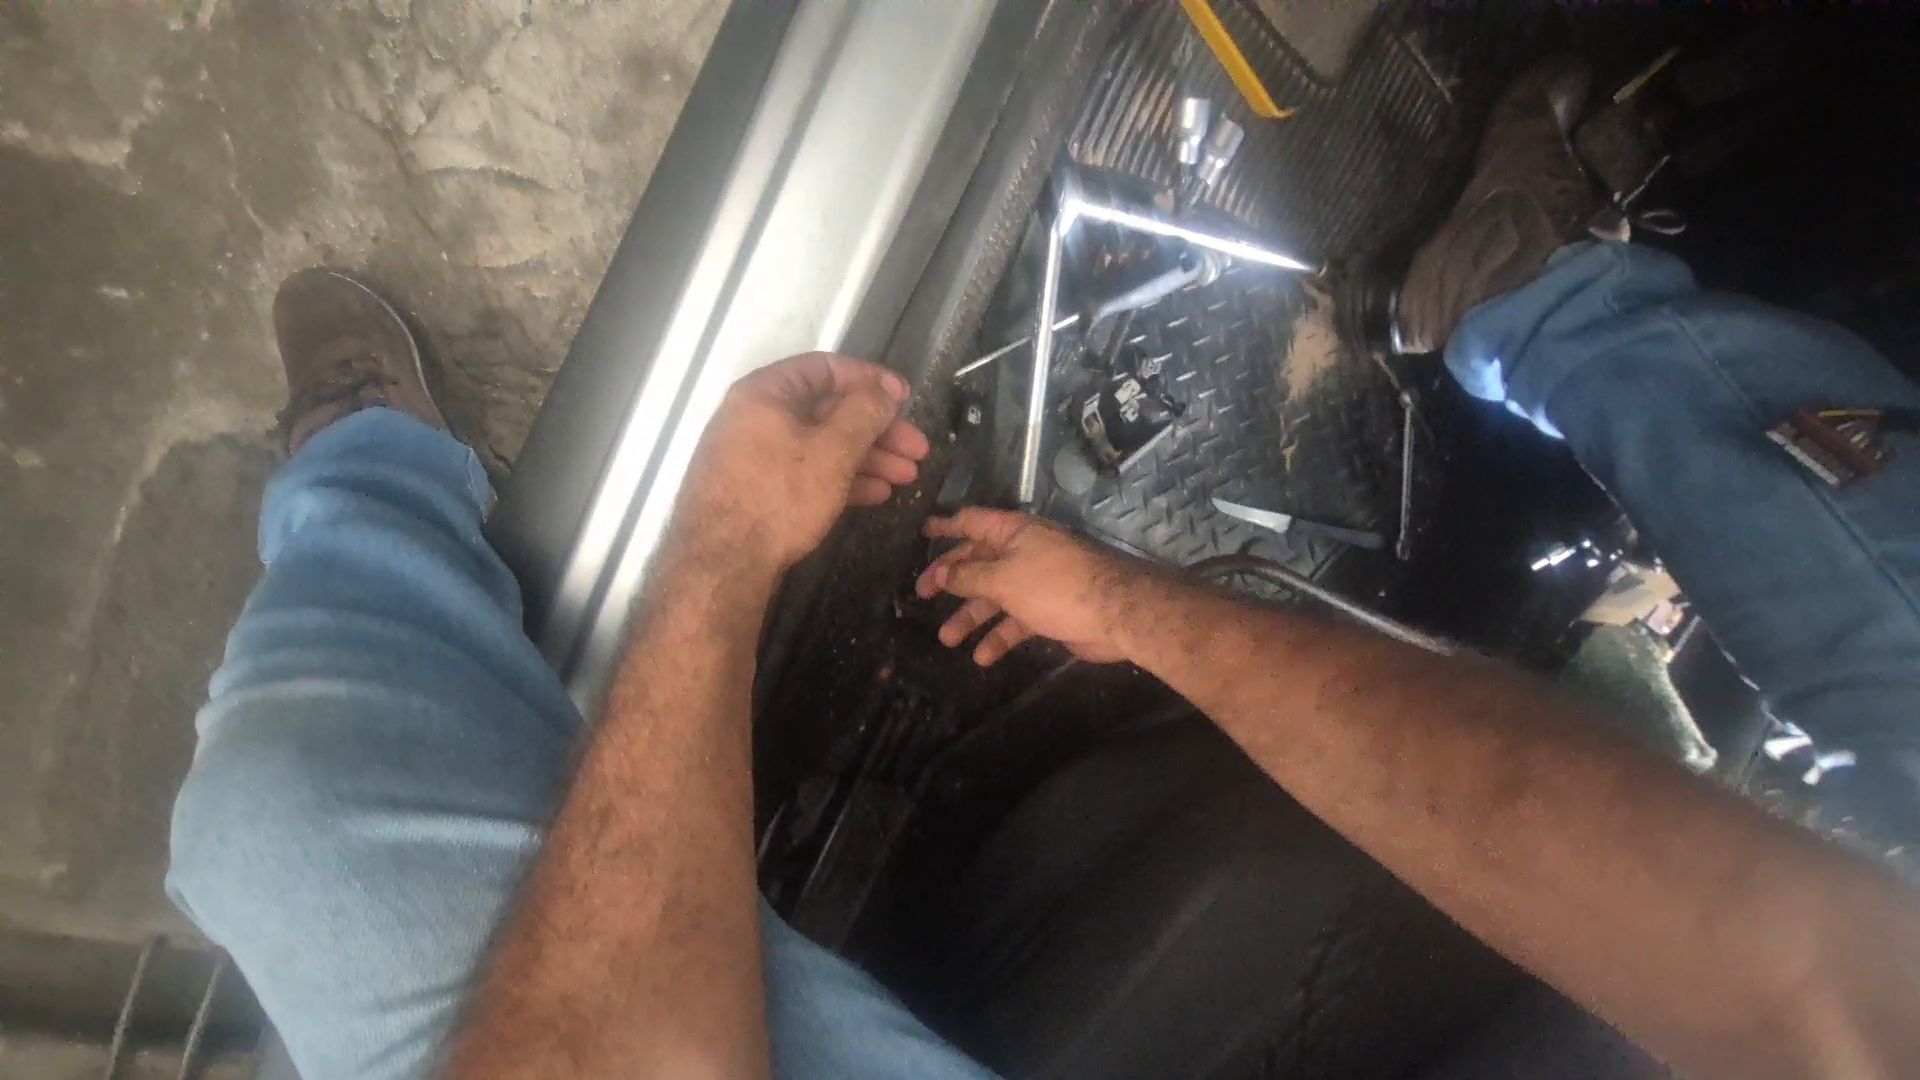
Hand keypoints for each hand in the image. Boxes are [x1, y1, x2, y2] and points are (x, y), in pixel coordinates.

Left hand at [681, 353, 929, 573]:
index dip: (871, 380)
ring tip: (906, 477)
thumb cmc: (780, 497)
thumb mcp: (832, 450)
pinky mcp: (760, 491)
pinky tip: (876, 494)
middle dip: (878, 430)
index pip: (826, 368)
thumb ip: (865, 412)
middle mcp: (757, 417)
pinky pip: (808, 472)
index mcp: (766, 392)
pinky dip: (843, 478)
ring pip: (822, 445)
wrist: (722, 565)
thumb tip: (885, 390)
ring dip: (868, 458)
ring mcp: (756, 456)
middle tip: (918, 450)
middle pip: (829, 410)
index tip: (905, 398)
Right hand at [915, 508, 1147, 665]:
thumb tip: (939, 572)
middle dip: (950, 580)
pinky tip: (983, 658)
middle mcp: (1022, 553)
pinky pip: (1015, 622)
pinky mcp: (1047, 611)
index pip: (971, 522)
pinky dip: (999, 638)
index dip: (946, 526)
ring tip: (947, 639)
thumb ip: (968, 577)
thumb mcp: (1003, 579)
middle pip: (978, 562)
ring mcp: (1035, 583)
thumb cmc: (1055, 585)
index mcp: (1012, 533)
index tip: (923, 531)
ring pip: (994, 597)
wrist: (1115, 613)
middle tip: (921, 596)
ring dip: (971, 617)